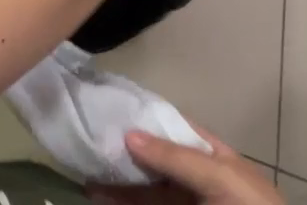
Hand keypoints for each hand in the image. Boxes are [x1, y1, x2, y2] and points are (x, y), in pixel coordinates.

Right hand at [88, 126, 282, 204]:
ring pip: (148, 191)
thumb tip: (129, 133)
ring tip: (86, 177)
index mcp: (215, 158)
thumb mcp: (221, 178)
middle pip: (156, 161)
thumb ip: (177, 157)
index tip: (109, 110)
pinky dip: (124, 203)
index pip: (175, 129)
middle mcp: (199, 181)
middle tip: (89, 146)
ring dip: (118, 185)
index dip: (145, 119)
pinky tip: (101, 199)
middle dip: (125, 154)